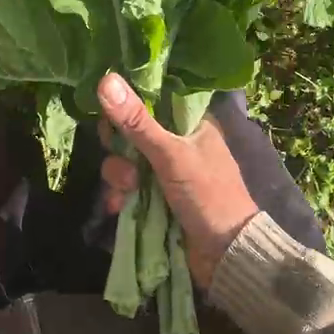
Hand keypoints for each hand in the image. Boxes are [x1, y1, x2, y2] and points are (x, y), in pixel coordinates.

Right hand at [95, 73, 259, 289]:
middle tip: (122, 160)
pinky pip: (127, 185)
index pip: (150, 98)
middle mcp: (175, 141)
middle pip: (131, 130)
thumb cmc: (208, 194)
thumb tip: (106, 78)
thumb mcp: (171, 155)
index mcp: (189, 122)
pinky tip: (118, 207)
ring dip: (119, 175)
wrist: (227, 255)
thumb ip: (137, 121)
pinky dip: (120, 194)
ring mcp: (164, 170)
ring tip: (125, 194)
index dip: (127, 104)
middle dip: (119, 148)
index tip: (109, 114)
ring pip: (125, 159)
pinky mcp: (154, 196)